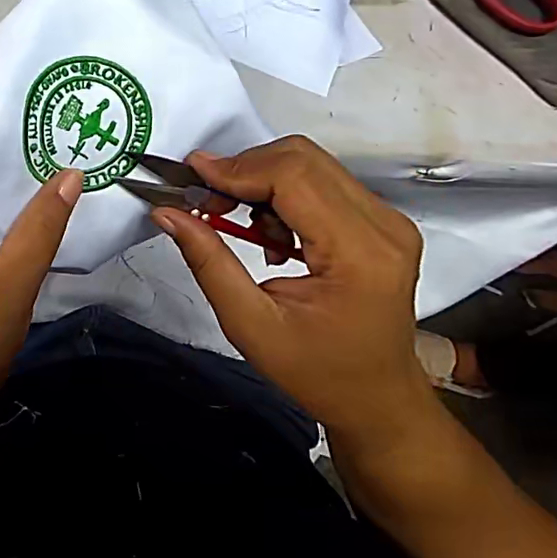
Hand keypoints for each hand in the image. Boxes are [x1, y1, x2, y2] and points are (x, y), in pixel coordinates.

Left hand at [0, 170, 81, 493]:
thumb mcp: (9, 285)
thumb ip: (40, 228)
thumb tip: (71, 173)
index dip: (0, 155)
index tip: (44, 135)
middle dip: (9, 180)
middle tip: (59, 151)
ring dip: (9, 208)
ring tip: (56, 178)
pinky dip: (1, 232)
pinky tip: (37, 220)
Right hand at [151, 136, 430, 435]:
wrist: (375, 398)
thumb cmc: (322, 373)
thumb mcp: (250, 325)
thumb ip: (207, 262)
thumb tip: (170, 214)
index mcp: (360, 255)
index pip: (293, 178)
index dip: (237, 169)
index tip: (194, 177)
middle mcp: (383, 228)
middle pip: (301, 159)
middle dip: (244, 171)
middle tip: (207, 202)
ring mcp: (386, 221)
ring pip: (309, 162)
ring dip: (260, 180)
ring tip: (235, 221)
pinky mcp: (379, 220)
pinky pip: (320, 179)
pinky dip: (280, 191)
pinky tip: (267, 231)